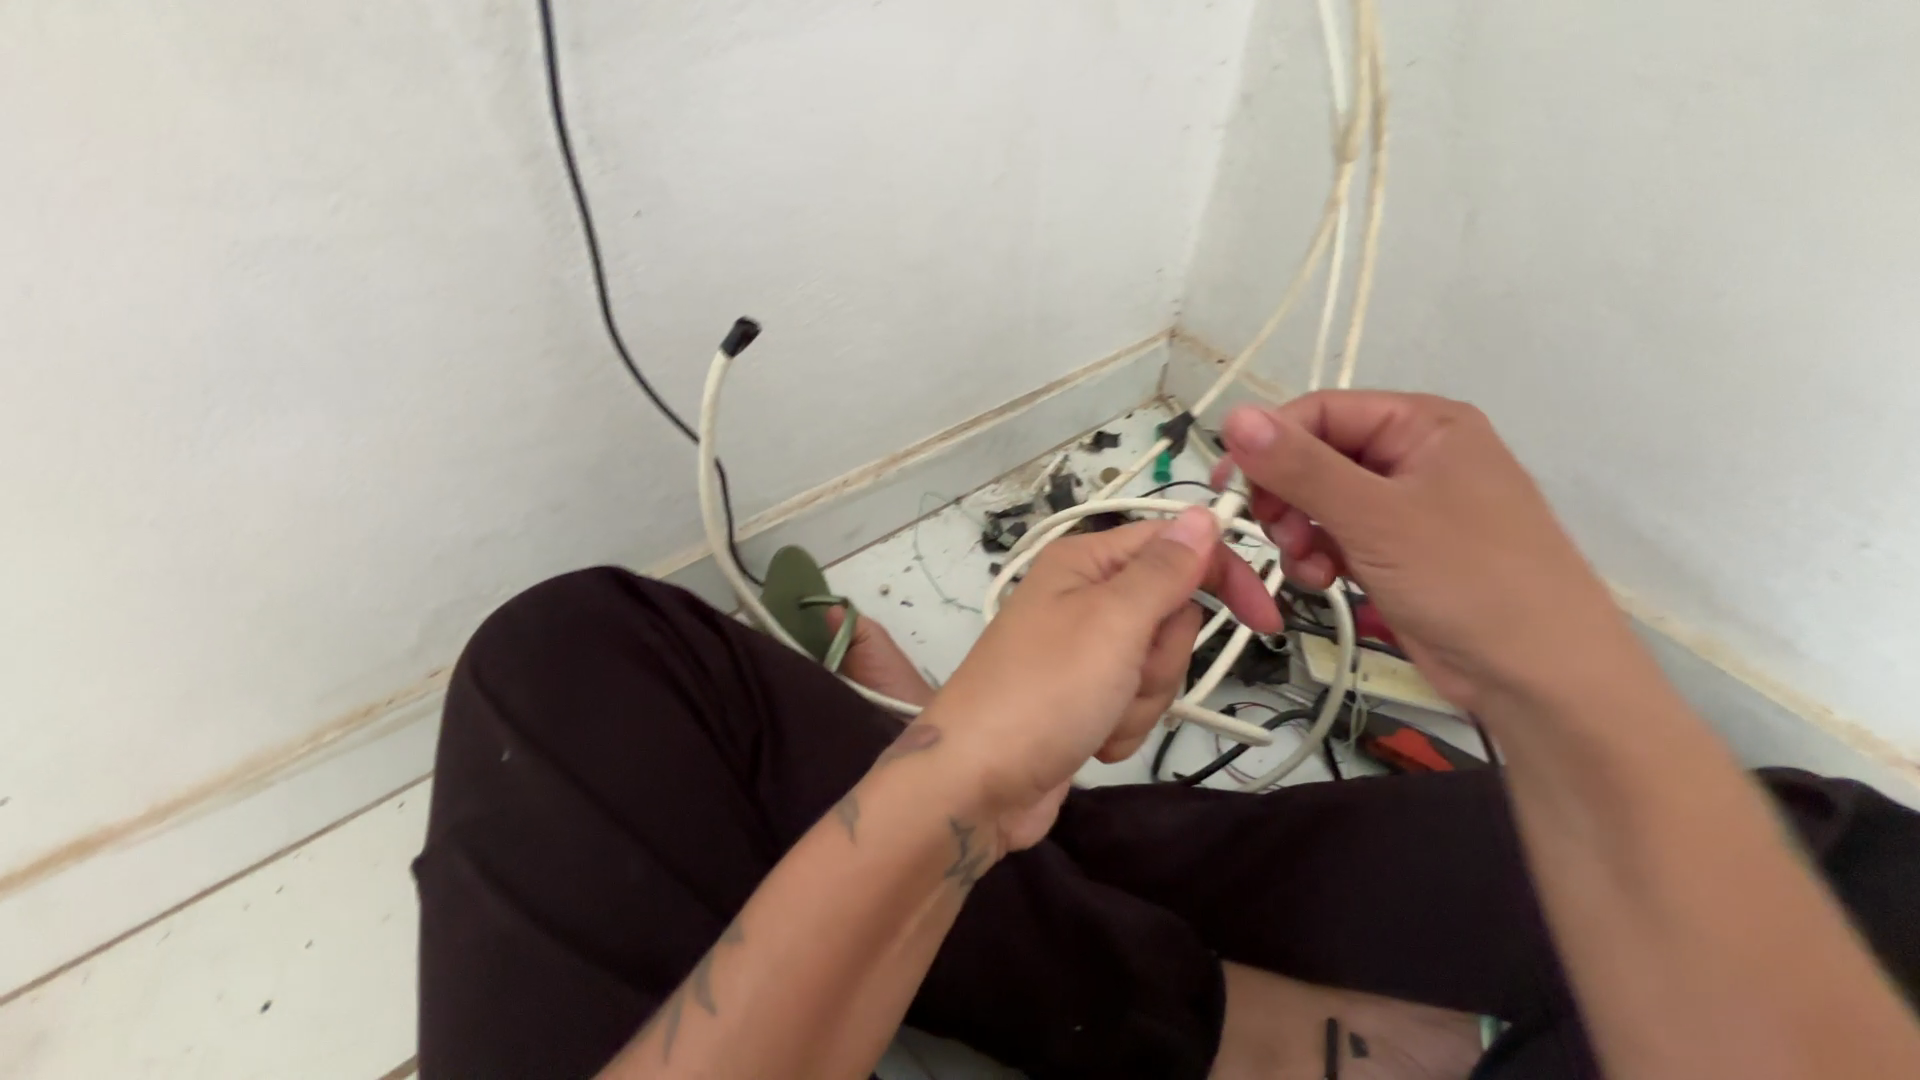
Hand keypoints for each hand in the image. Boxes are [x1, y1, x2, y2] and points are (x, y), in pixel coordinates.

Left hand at [924, 509, 1279, 850]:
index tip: (1264, 623)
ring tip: (1097, 714)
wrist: (975, 786)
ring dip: (1140, 699)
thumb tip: (1203, 514)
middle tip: (1122, 673)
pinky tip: (1088, 740)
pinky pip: (1133, 704)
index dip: (1223, 577)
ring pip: (1157, 666)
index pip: (1175, 546)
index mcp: (1084, 563)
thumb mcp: (1112, 622)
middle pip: (1170, 614)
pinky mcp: (1081, 701)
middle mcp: (1082, 600)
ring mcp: (1082, 655)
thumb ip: (1164, 569)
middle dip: (1161, 657)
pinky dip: (1121, 727)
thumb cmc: (1043, 693)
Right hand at [1217, 391, 1629, 709]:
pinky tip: (1325, 581)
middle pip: (1314, 456)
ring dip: (1299, 532)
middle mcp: (1413, 455)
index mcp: (1422, 424)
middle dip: (1286, 497)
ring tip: (1309, 565)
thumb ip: (1300, 467)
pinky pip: (1335, 536)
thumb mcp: (1374, 517)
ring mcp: (1404, 505)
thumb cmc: (1467, 579)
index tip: (1228, 487)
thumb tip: (1233, 416)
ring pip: (1318, 500)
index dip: (1268, 445)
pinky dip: (1319, 556)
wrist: (1538, 676)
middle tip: (1278, 534)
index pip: (1319, 412)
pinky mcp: (1395, 549)